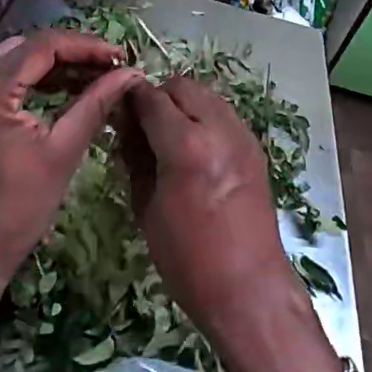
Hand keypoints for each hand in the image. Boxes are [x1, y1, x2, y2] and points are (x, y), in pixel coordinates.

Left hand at [0, 28, 143, 286]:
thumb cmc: (14, 212)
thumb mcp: (62, 153)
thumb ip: (96, 104)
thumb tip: (131, 73)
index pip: (43, 47)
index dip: (86, 46)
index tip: (120, 56)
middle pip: (26, 48)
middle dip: (71, 53)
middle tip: (109, 67)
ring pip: (13, 61)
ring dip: (52, 66)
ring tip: (93, 78)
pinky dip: (32, 81)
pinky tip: (61, 92)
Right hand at [119, 78, 356, 371]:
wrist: (248, 286)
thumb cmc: (187, 259)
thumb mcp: (147, 207)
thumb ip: (135, 156)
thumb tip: (122, 123)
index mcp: (187, 145)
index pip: (152, 98)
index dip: (130, 98)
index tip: (116, 107)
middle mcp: (219, 128)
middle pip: (182, 86)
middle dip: (158, 97)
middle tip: (142, 126)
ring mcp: (242, 134)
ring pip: (207, 94)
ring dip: (184, 104)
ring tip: (167, 136)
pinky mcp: (255, 146)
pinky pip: (225, 113)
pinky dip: (205, 117)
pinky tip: (194, 147)